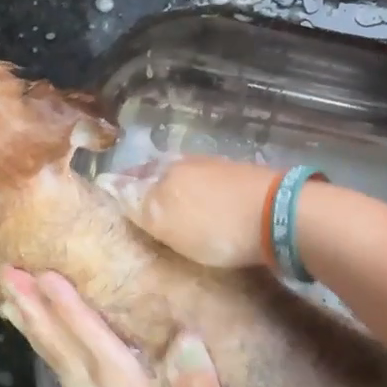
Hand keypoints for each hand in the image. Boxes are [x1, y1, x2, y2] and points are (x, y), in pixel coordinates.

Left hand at [0, 266, 250, 386]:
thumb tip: (186, 338)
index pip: (98, 353)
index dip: (72, 313)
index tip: (45, 277)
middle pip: (64, 358)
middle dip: (35, 314)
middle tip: (7, 276)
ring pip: (61, 370)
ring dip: (37, 330)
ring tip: (14, 299)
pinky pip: (71, 382)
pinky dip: (54, 353)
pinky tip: (52, 344)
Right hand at [95, 155, 277, 267]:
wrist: (279, 215)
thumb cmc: (215, 222)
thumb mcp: (166, 219)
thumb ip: (138, 203)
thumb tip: (108, 184)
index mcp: (165, 169)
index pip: (131, 175)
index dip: (118, 188)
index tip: (107, 202)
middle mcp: (188, 163)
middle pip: (158, 175)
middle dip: (146, 191)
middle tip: (136, 214)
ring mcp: (218, 170)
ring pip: (185, 181)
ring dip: (175, 196)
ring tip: (168, 218)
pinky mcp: (242, 183)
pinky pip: (209, 190)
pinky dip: (200, 201)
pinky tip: (203, 215)